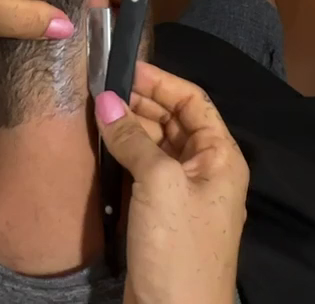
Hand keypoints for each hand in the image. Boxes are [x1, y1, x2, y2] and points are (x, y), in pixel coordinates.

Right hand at [95, 61, 248, 303]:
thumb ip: (133, 137)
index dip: (160, 81)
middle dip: (141, 101)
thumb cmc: (178, 247)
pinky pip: (145, 169)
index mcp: (220, 156)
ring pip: (157, 144)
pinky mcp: (161, 215)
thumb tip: (105, 99)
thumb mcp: (158, 182)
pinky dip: (125, 153)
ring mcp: (183, 194)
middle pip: (174, 120)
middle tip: (100, 87)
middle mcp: (205, 170)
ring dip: (130, 126)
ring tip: (95, 110)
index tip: (124, 67)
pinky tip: (102, 143)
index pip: (193, 101)